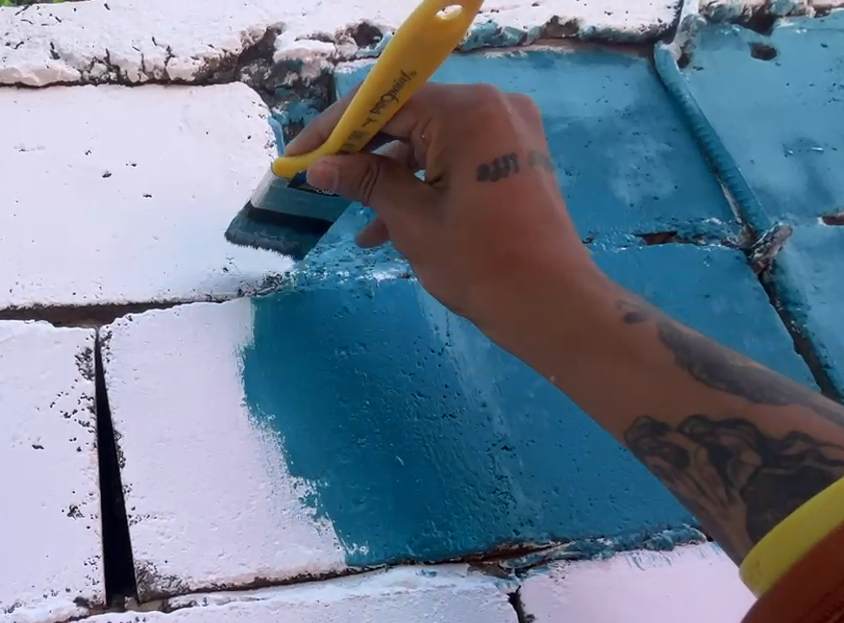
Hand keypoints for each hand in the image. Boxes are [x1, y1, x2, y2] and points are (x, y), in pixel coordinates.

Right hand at [288, 83, 608, 355]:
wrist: (545, 300)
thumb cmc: (477, 261)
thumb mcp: (412, 220)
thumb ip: (366, 183)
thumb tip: (320, 168)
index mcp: (467, 112)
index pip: (386, 103)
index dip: (335, 130)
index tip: (298, 157)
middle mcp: (490, 107)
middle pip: (407, 118)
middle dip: (360, 154)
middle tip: (319, 183)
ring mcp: (504, 131)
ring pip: (427, 143)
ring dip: (386, 178)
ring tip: (353, 219)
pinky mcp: (509, 157)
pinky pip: (450, 160)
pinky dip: (418, 187)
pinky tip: (384, 229)